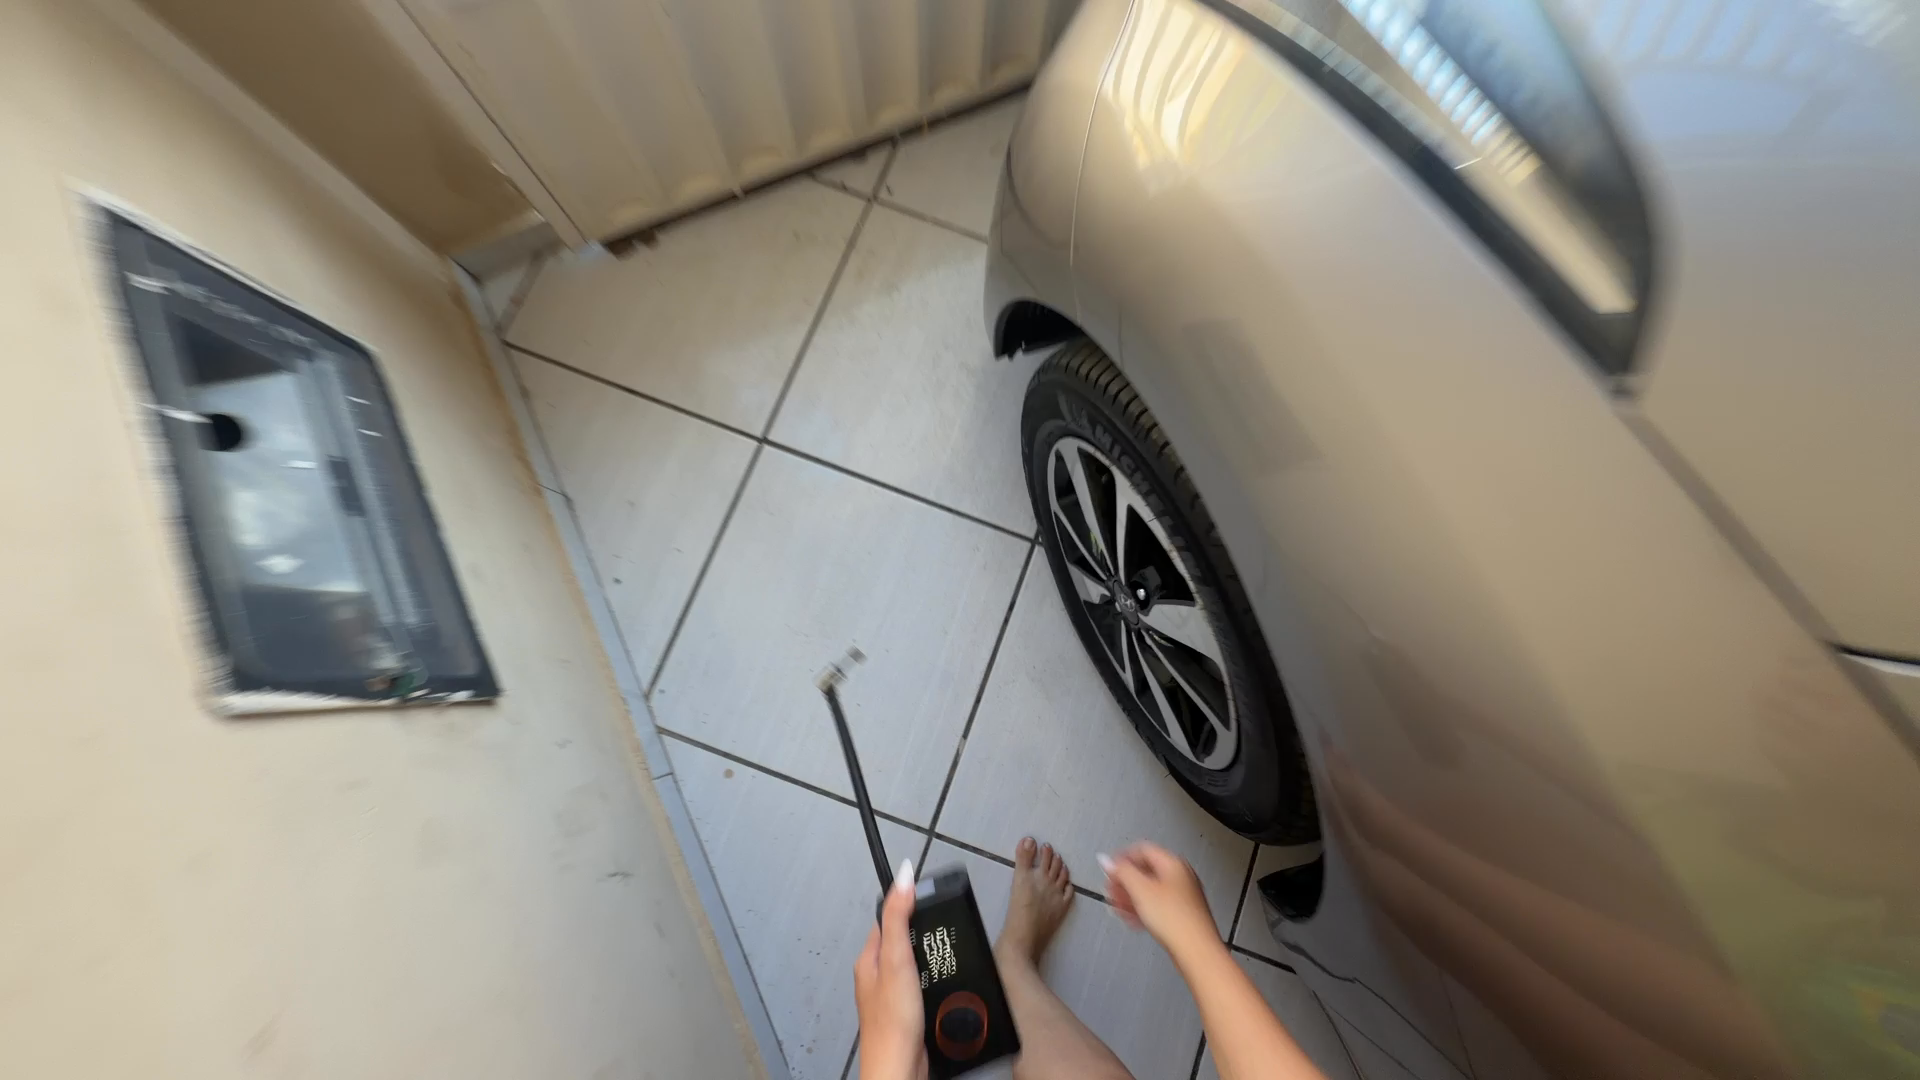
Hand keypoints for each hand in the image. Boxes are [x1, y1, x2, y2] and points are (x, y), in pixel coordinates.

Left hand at [854, 860, 925, 1079]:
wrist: (900, 1070)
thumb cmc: (894, 1016)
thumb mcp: (896, 958)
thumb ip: (899, 916)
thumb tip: (904, 873)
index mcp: (868, 959)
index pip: (887, 920)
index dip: (906, 907)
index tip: (931, 898)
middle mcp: (876, 977)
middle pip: (900, 942)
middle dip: (922, 934)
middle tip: (946, 926)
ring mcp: (891, 998)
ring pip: (912, 965)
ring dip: (929, 958)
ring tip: (949, 950)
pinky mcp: (908, 1015)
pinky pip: (921, 986)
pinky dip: (933, 979)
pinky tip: (946, 980)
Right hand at [1099, 843, 1216, 951]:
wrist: (1196, 952)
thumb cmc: (1174, 919)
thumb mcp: (1140, 890)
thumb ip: (1121, 871)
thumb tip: (1105, 859)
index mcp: (1173, 863)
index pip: (1142, 850)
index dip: (1122, 858)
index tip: (1110, 870)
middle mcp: (1181, 876)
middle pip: (1146, 871)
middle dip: (1125, 881)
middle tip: (1112, 891)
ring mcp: (1184, 896)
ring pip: (1152, 890)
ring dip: (1132, 897)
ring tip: (1118, 908)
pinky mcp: (1184, 915)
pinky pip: (1159, 906)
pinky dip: (1144, 909)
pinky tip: (1133, 920)